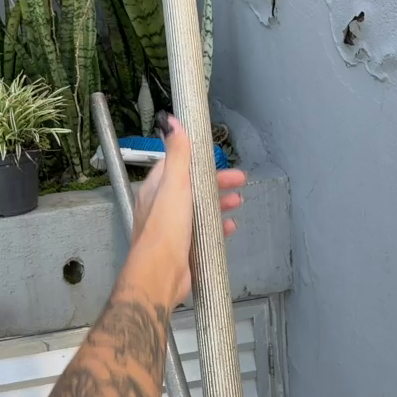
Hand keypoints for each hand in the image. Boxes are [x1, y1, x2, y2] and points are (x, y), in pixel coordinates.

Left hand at [129, 115, 245, 304]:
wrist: (160, 275)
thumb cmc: (166, 229)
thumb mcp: (174, 185)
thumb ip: (177, 155)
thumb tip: (171, 121)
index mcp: (156, 189)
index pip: (176, 166)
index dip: (196, 160)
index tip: (216, 156)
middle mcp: (162, 207)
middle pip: (191, 187)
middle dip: (215, 182)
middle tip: (240, 179)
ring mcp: (172, 228)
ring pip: (198, 209)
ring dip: (218, 202)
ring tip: (239, 201)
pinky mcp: (183, 247)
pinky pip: (202, 231)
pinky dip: (216, 225)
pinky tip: (229, 226)